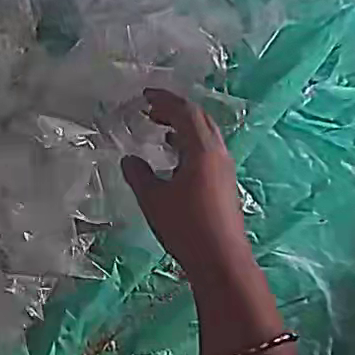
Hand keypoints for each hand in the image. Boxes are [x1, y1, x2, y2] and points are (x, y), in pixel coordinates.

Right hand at [121, 89, 259, 295]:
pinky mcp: (223, 184)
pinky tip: (174, 156)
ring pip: (204, 136)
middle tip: (151, 109)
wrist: (220, 259)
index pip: (185, 112)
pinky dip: (187, 144)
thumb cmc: (185, 226)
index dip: (165, 100)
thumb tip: (130, 159)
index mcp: (202, 150)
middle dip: (174, 110)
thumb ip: (139, 175)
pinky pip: (205, 152)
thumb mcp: (153, 199)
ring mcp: (224, 169)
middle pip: (199, 120)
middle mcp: (217, 154)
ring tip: (159, 128)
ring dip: (182, 127)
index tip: (145, 95)